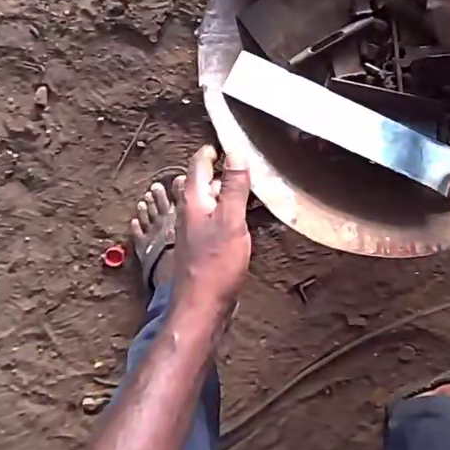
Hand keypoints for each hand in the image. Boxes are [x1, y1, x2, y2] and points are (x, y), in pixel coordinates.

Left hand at [172, 145, 251, 319]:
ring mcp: (197, 228)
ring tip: (258, 188)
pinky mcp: (205, 245)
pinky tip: (251, 218)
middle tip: (252, 164)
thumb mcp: (230, 220)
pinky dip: (234, 212)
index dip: (215, 149)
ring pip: (215, 200)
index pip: (199, 162)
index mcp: (194, 199)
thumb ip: (233, 187)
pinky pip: (219, 219)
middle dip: (227, 170)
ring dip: (232, 192)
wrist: (202, 308)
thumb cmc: (215, 265)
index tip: (234, 141)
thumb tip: (235, 154)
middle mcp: (191, 210)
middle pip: (207, 180)